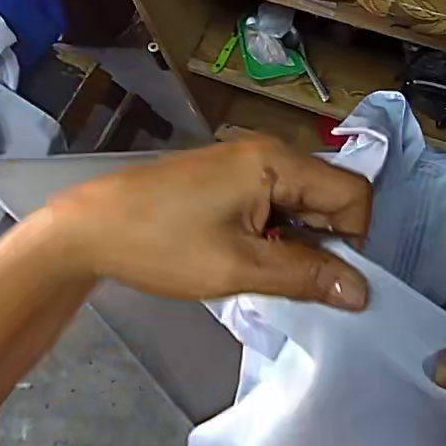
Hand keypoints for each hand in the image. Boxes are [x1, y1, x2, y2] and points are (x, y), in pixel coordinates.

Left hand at [28, 133, 372, 307]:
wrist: (83, 231)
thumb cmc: (160, 244)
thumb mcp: (237, 267)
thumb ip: (305, 276)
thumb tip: (362, 294)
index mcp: (280, 162)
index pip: (353, 193)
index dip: (352, 238)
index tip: (325, 275)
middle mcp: (274, 152)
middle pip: (331, 195)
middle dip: (323, 240)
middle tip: (288, 276)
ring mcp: (254, 161)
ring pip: (308, 201)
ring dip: (300, 238)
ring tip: (264, 266)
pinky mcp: (238, 175)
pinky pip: (283, 201)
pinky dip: (280, 231)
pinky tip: (250, 252)